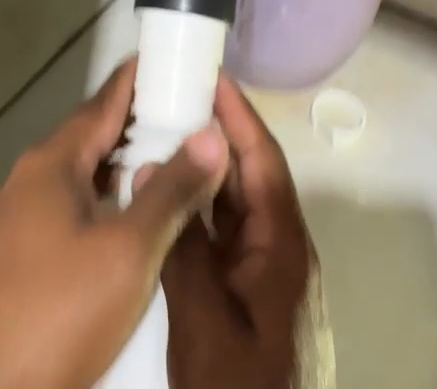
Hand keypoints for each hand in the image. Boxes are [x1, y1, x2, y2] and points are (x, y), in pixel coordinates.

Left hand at [0, 60, 228, 388]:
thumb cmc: (55, 310)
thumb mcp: (127, 251)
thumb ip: (171, 191)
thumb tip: (211, 133)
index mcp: (55, 162)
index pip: (107, 99)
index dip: (145, 78)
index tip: (184, 64)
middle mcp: (33, 179)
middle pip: (97, 137)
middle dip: (145, 126)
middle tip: (199, 123)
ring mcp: (20, 219)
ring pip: (85, 179)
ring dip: (129, 170)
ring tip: (179, 171)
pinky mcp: (18, 257)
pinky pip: (73, 212)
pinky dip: (108, 205)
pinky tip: (134, 228)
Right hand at [163, 77, 319, 388]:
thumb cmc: (236, 384)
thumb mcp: (205, 318)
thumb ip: (181, 245)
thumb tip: (153, 171)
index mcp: (282, 248)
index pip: (264, 163)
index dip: (240, 117)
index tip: (212, 78)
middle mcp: (278, 251)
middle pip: (250, 177)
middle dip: (217, 135)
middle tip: (175, 98)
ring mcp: (262, 273)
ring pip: (234, 205)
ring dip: (204, 170)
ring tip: (163, 134)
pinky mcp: (244, 292)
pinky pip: (221, 234)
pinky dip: (196, 209)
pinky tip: (163, 199)